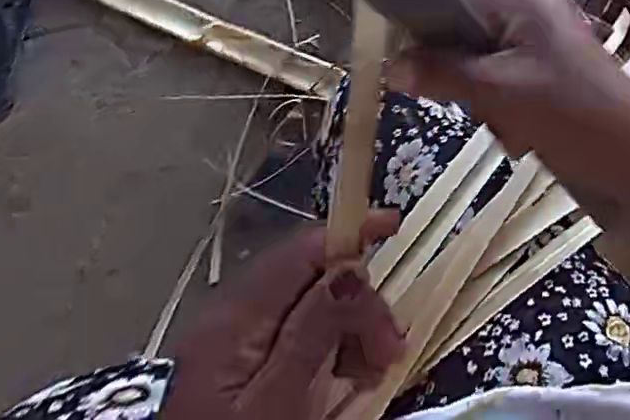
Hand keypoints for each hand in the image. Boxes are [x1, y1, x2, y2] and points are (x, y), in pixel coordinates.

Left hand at [167, 214, 403, 419]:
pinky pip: (300, 331)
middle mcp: (235, 314)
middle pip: (315, 276)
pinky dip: (332, 344)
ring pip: (313, 302)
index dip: (350, 231)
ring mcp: (238, 338)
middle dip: (360, 300)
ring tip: (371, 371)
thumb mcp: (274, 408)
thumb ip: (312, 335)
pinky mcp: (243, 363)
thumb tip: (353, 269)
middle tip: (390, 349)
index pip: (303, 249)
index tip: (394, 227)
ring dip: (352, 325)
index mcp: (237, 318)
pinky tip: (347, 375)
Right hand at [396, 0, 629, 195]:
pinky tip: (526, 138)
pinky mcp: (556, 82)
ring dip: (489, 105)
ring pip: (488, 71)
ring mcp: (549, 51)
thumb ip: (444, 74)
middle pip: (472, 38)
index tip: (401, 62)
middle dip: (466, 79)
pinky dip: (510, 115)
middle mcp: (538, 19)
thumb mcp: (499, 93)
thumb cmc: (571, 114)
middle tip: (478, 107)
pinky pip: (511, 90)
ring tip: (512, 127)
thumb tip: (392, 65)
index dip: (427, 26)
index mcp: (528, 4)